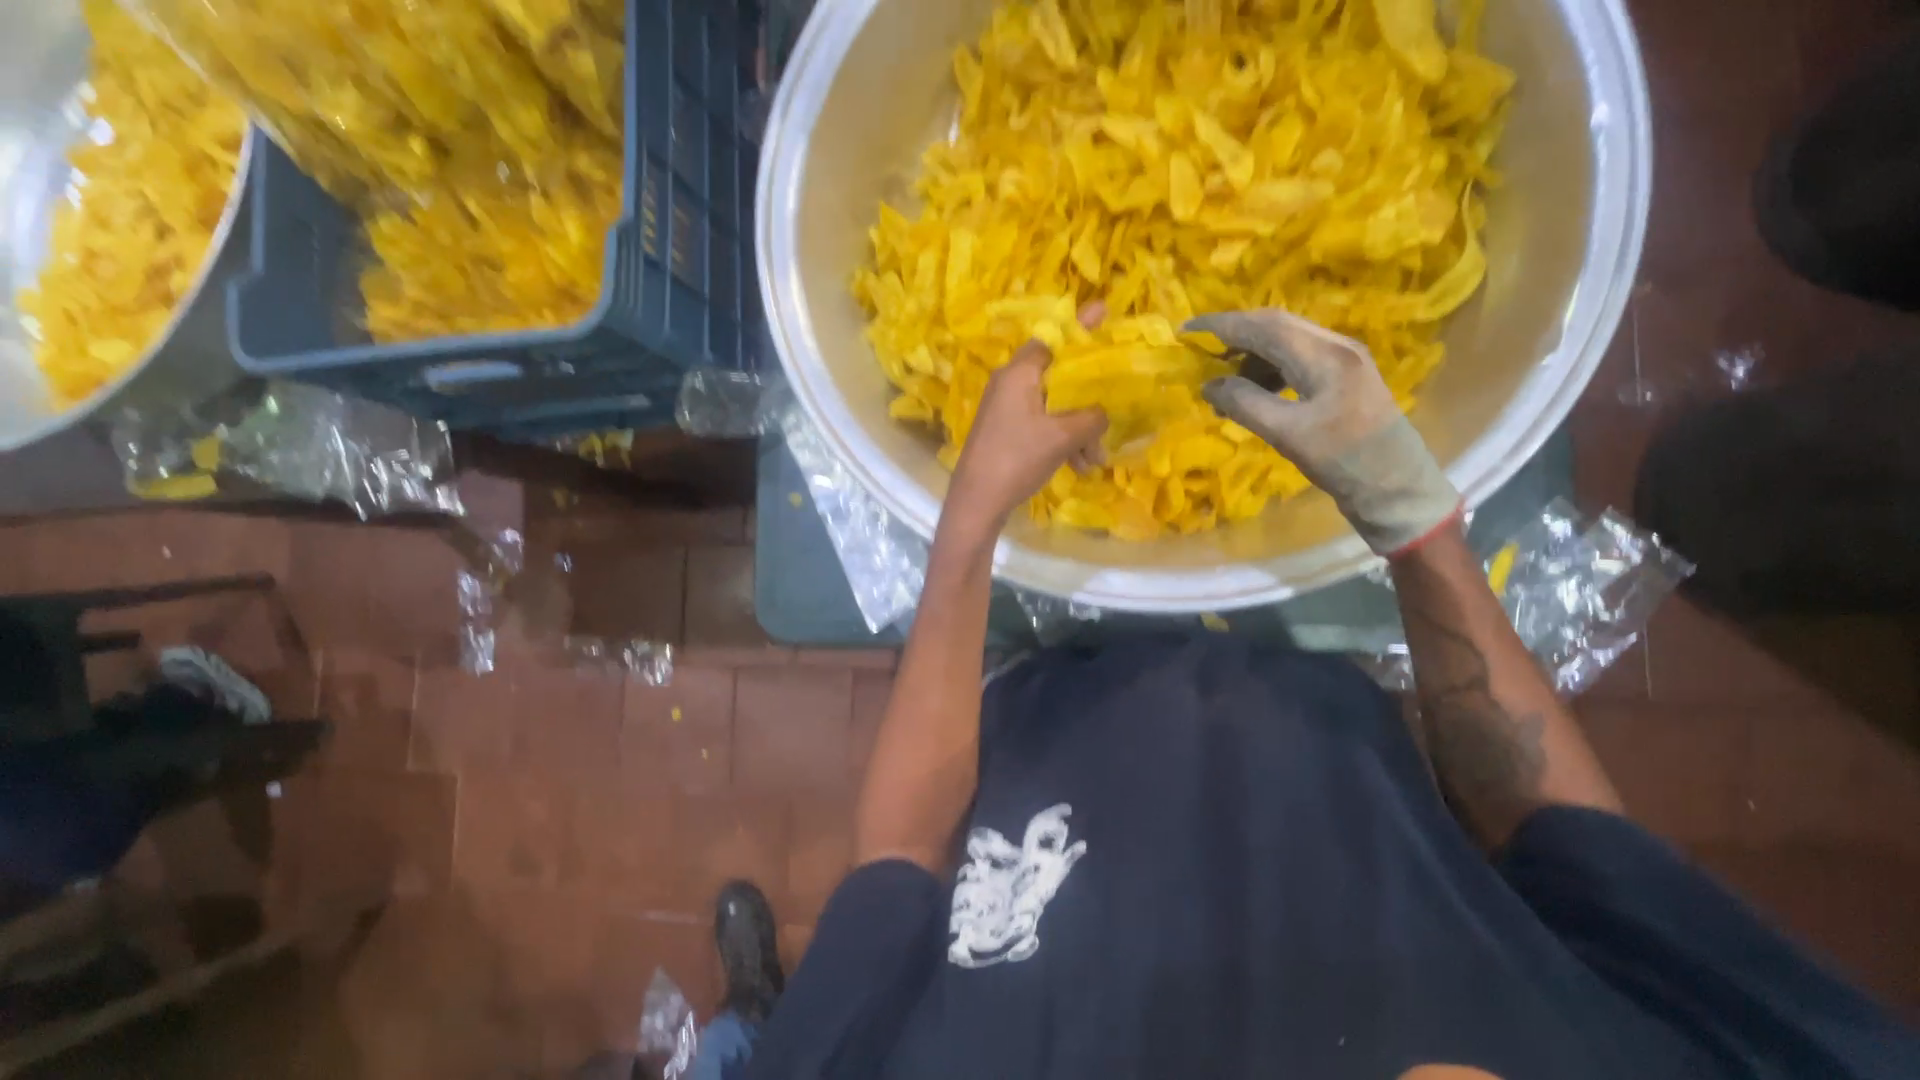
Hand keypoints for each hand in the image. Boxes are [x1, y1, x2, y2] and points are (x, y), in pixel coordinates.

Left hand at [948, 305, 1109, 527]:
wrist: (977, 501)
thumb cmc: (1017, 458)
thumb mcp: (1063, 436)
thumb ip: (1091, 417)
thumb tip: (1102, 413)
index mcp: (1020, 373)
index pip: (1053, 338)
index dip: (1080, 328)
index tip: (1103, 312)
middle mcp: (1010, 384)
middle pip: (1059, 377)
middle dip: (1088, 401)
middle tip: (1111, 416)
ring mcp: (1006, 409)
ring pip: (1054, 407)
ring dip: (1078, 430)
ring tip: (1095, 460)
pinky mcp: (1005, 432)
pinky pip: (1042, 426)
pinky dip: (1062, 441)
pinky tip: (1079, 467)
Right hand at [1185, 309, 1460, 555]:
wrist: (1398, 489)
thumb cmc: (1343, 463)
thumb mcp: (1287, 435)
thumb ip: (1245, 404)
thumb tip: (1209, 385)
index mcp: (1325, 356)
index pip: (1264, 326)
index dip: (1221, 326)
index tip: (1185, 331)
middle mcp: (1338, 346)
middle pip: (1277, 324)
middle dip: (1235, 333)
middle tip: (1200, 351)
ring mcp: (1345, 359)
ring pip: (1288, 339)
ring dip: (1252, 352)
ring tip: (1225, 379)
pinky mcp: (1346, 377)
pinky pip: (1299, 356)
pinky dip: (1270, 366)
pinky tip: (1255, 388)